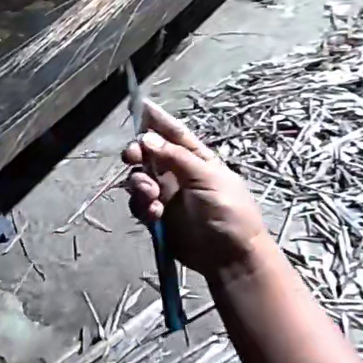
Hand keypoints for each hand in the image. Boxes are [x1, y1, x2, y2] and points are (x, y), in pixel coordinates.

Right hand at [124, 103, 270, 277]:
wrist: (230, 257)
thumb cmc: (230, 212)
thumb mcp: (207, 178)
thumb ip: (176, 157)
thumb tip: (146, 138)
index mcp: (196, 159)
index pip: (173, 133)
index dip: (157, 120)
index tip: (138, 106)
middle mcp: (178, 173)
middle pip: (149, 154)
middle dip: (137, 153)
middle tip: (132, 157)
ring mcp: (167, 195)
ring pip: (139, 179)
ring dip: (139, 184)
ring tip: (152, 197)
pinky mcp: (158, 216)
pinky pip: (139, 204)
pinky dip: (142, 206)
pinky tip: (154, 214)